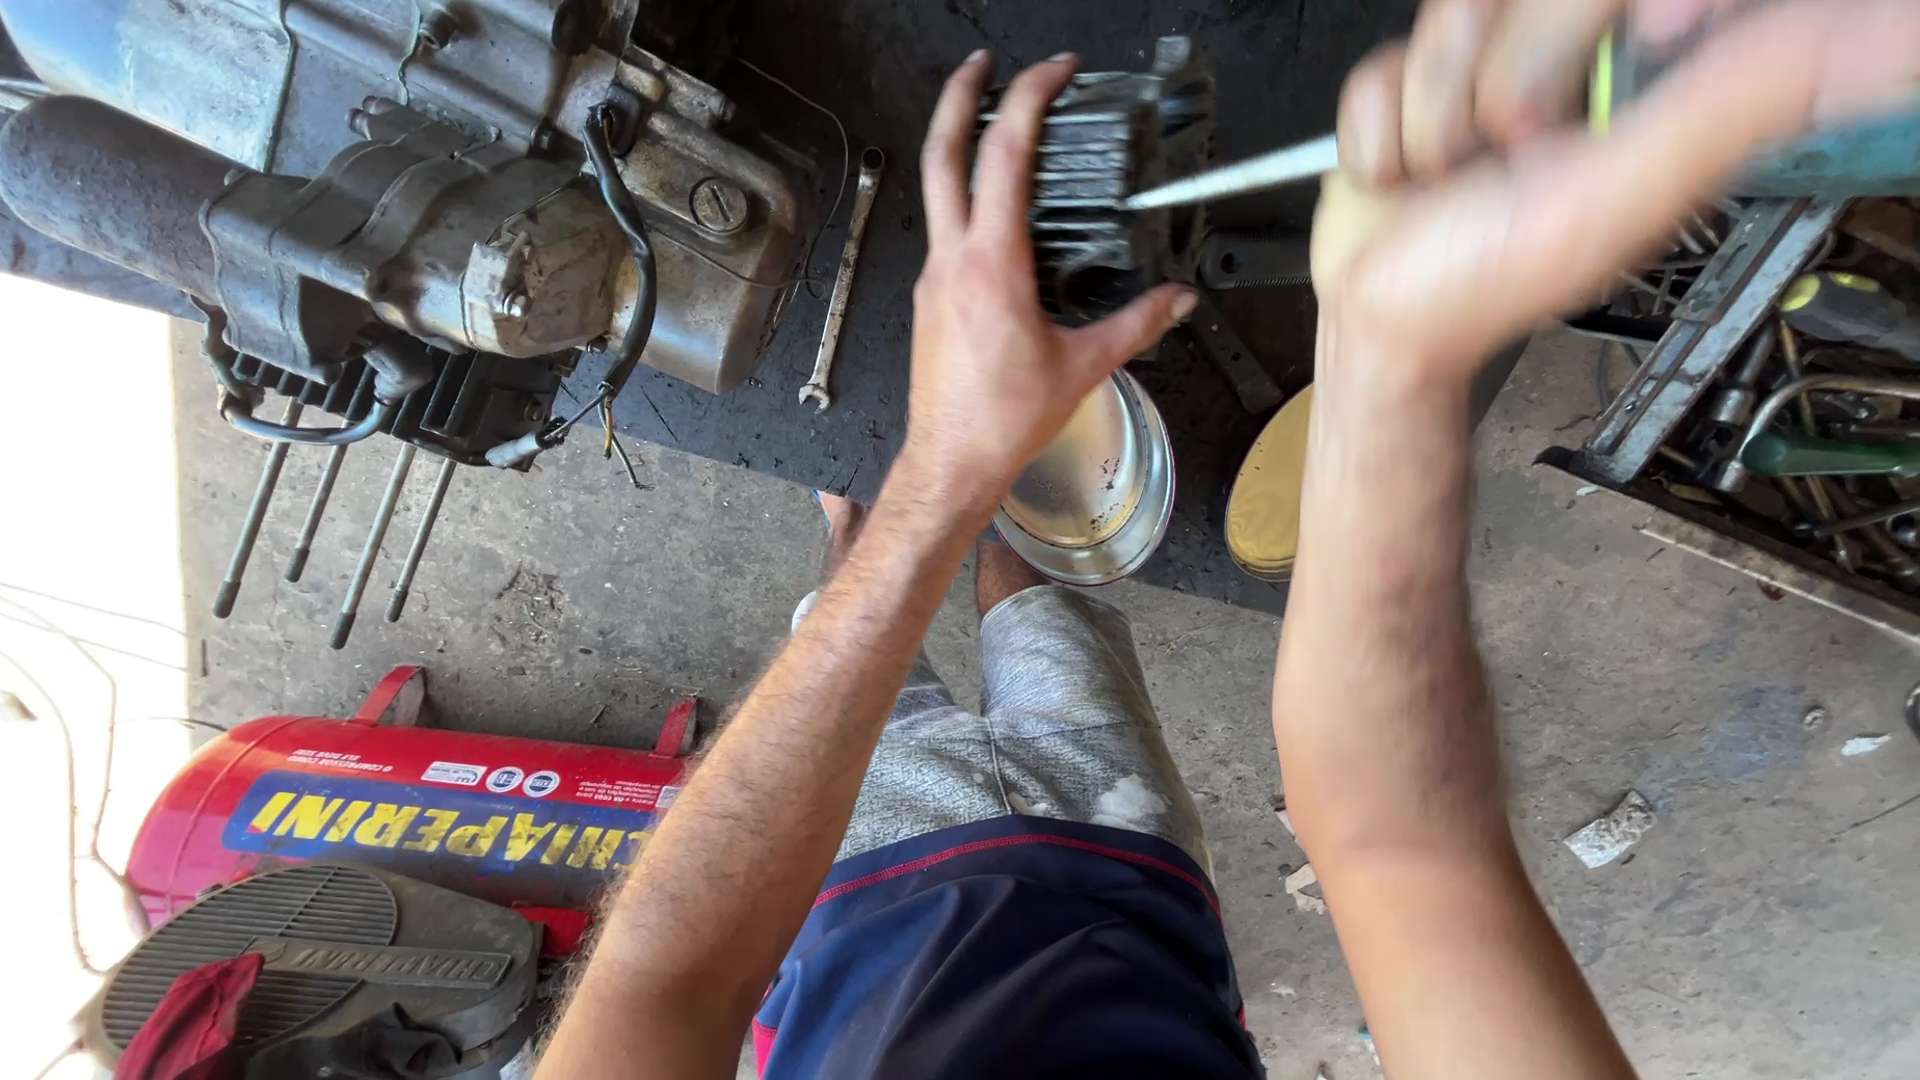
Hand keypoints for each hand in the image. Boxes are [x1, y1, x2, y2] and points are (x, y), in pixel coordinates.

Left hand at [900, 51, 1198, 510]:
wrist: (952, 460)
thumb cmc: (1003, 420)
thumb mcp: (1081, 366)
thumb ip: (1135, 326)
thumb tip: (1177, 302)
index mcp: (992, 266)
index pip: (1005, 156)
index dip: (1031, 100)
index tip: (1055, 72)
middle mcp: (952, 263)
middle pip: (942, 156)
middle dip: (960, 98)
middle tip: (982, 64)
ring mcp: (932, 282)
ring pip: (935, 195)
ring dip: (958, 151)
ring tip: (992, 132)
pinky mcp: (928, 303)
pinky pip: (942, 237)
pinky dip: (962, 207)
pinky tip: (990, 218)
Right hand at [1312, 0, 1919, 390]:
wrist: (1375, 324)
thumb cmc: (1480, 285)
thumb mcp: (1621, 199)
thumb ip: (1746, 102)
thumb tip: (1904, 40)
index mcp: (1641, 72)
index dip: (1582, 23)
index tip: (1589, 92)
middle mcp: (1560, 62)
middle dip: (1497, 93)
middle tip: (1506, 159)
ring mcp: (1473, 76)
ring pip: (1445, 21)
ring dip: (1431, 124)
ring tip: (1446, 178)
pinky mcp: (1403, 97)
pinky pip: (1381, 73)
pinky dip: (1381, 139)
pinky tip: (1403, 177)